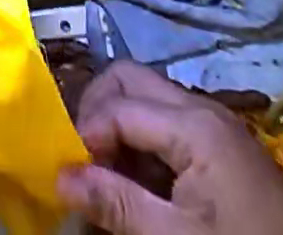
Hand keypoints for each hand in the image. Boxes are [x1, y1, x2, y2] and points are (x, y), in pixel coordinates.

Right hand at [57, 61, 282, 234]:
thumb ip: (117, 204)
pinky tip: (139, 182)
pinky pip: (167, 120)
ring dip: (117, 124)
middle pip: (128, 79)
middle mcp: (202, 108)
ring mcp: (216, 124)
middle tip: (82, 157)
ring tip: (107, 174)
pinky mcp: (224, 146)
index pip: (116, 107)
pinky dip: (141, 139)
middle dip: (96, 109)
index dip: (84, 134)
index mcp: (194, 123)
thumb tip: (58, 177)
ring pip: (145, 96)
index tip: (66, 172)